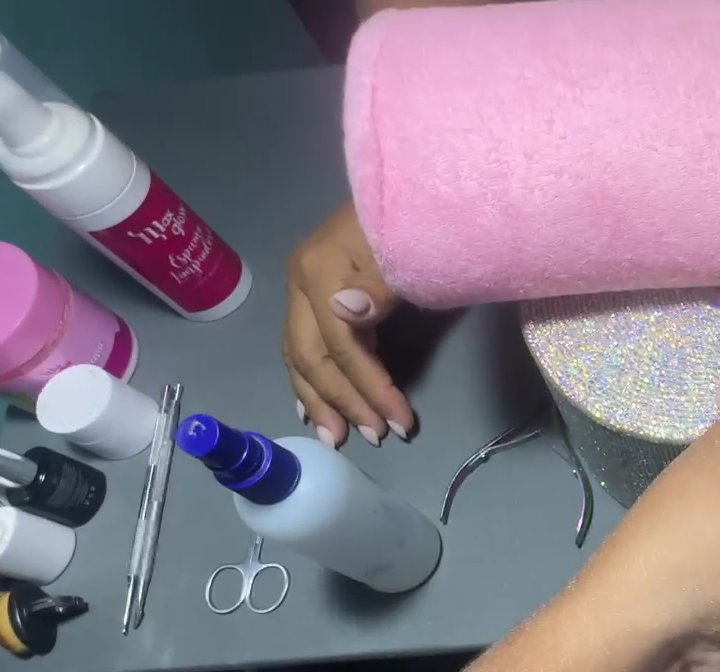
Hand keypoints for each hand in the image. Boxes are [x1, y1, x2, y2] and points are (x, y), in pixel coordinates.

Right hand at [283, 203, 411, 447]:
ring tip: (335, 435)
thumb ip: (378, 283)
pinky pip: (308, 343)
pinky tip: (314, 404)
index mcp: (320, 272)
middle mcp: (303, 281)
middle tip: (370, 438)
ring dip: (321, 399)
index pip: (340, 348)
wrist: (415, 186)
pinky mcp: (318, 292)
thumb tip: (346, 311)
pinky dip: (313, 378)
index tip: (401, 423)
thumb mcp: (405, 252)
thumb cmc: (417, 222)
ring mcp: (306, 286)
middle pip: (311, 357)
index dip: (370, 389)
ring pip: (302, 355)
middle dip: (341, 403)